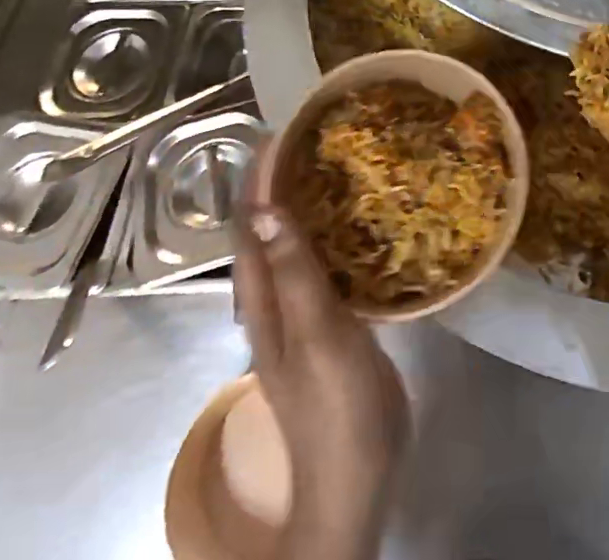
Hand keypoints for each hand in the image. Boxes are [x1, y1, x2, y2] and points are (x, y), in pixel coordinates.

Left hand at [233, 172, 407, 559]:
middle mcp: (275, 300)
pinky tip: (356, 224)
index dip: (260, 178)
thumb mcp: (317, 335)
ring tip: (331, 167)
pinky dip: (331, 236)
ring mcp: (303, 314)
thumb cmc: (336, 407)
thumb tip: (267, 209)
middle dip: (279, 183)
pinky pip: (323, 266)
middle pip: (268, 230)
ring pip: (295, 246)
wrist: (355, 476)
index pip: (252, 224)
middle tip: (310, 140)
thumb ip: (295, 273)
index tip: (280, 132)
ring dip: (305, 206)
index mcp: (263, 299)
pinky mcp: (331, 324)